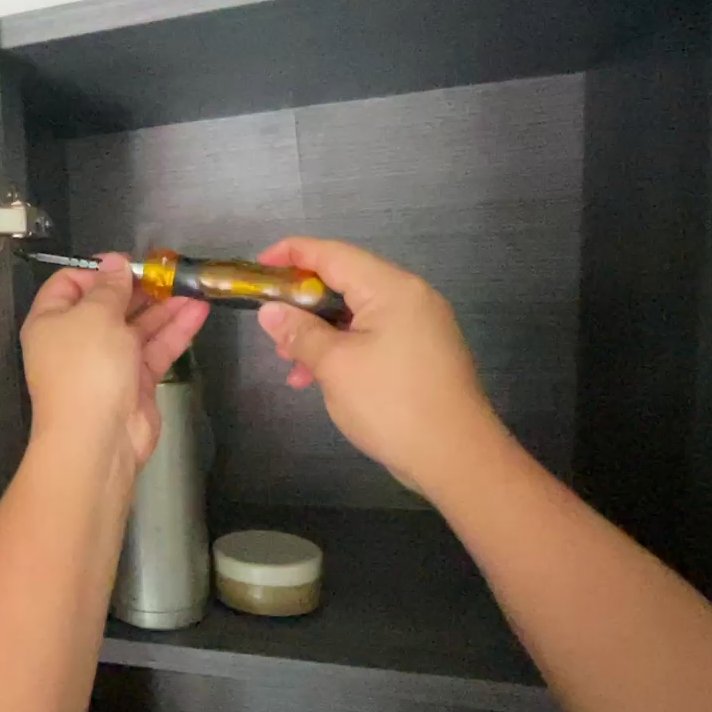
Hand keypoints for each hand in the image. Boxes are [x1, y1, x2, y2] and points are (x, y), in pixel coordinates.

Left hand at [21, 254, 209, 465]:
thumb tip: (114, 263)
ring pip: (136, 326)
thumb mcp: (94, 315)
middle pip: (108, 304)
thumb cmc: (85, 367)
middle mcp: (76, 340)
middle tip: (168, 271)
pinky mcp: (134, 381)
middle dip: (138, 287)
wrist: (97, 438)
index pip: (68, 284)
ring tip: (193, 286)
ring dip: (163, 306)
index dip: (97, 270)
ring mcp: (106, 362)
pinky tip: (197, 311)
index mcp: (51, 321)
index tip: (128, 262)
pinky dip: (174, 330)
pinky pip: (154, 349)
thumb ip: (109, 287)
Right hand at [254, 237, 507, 493]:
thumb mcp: (334, 365)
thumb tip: (269, 311)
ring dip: (316, 330)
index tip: (256, 267)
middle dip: (301, 301)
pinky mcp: (418, 352)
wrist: (455, 457)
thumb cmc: (390, 403)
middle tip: (268, 323)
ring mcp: (417, 326)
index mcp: (391, 289)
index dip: (291, 253)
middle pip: (344, 282)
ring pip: (353, 313)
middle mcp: (409, 298)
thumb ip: (298, 332)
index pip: (333, 254)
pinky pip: (368, 335)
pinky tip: (314, 378)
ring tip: (287, 360)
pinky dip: (338, 348)